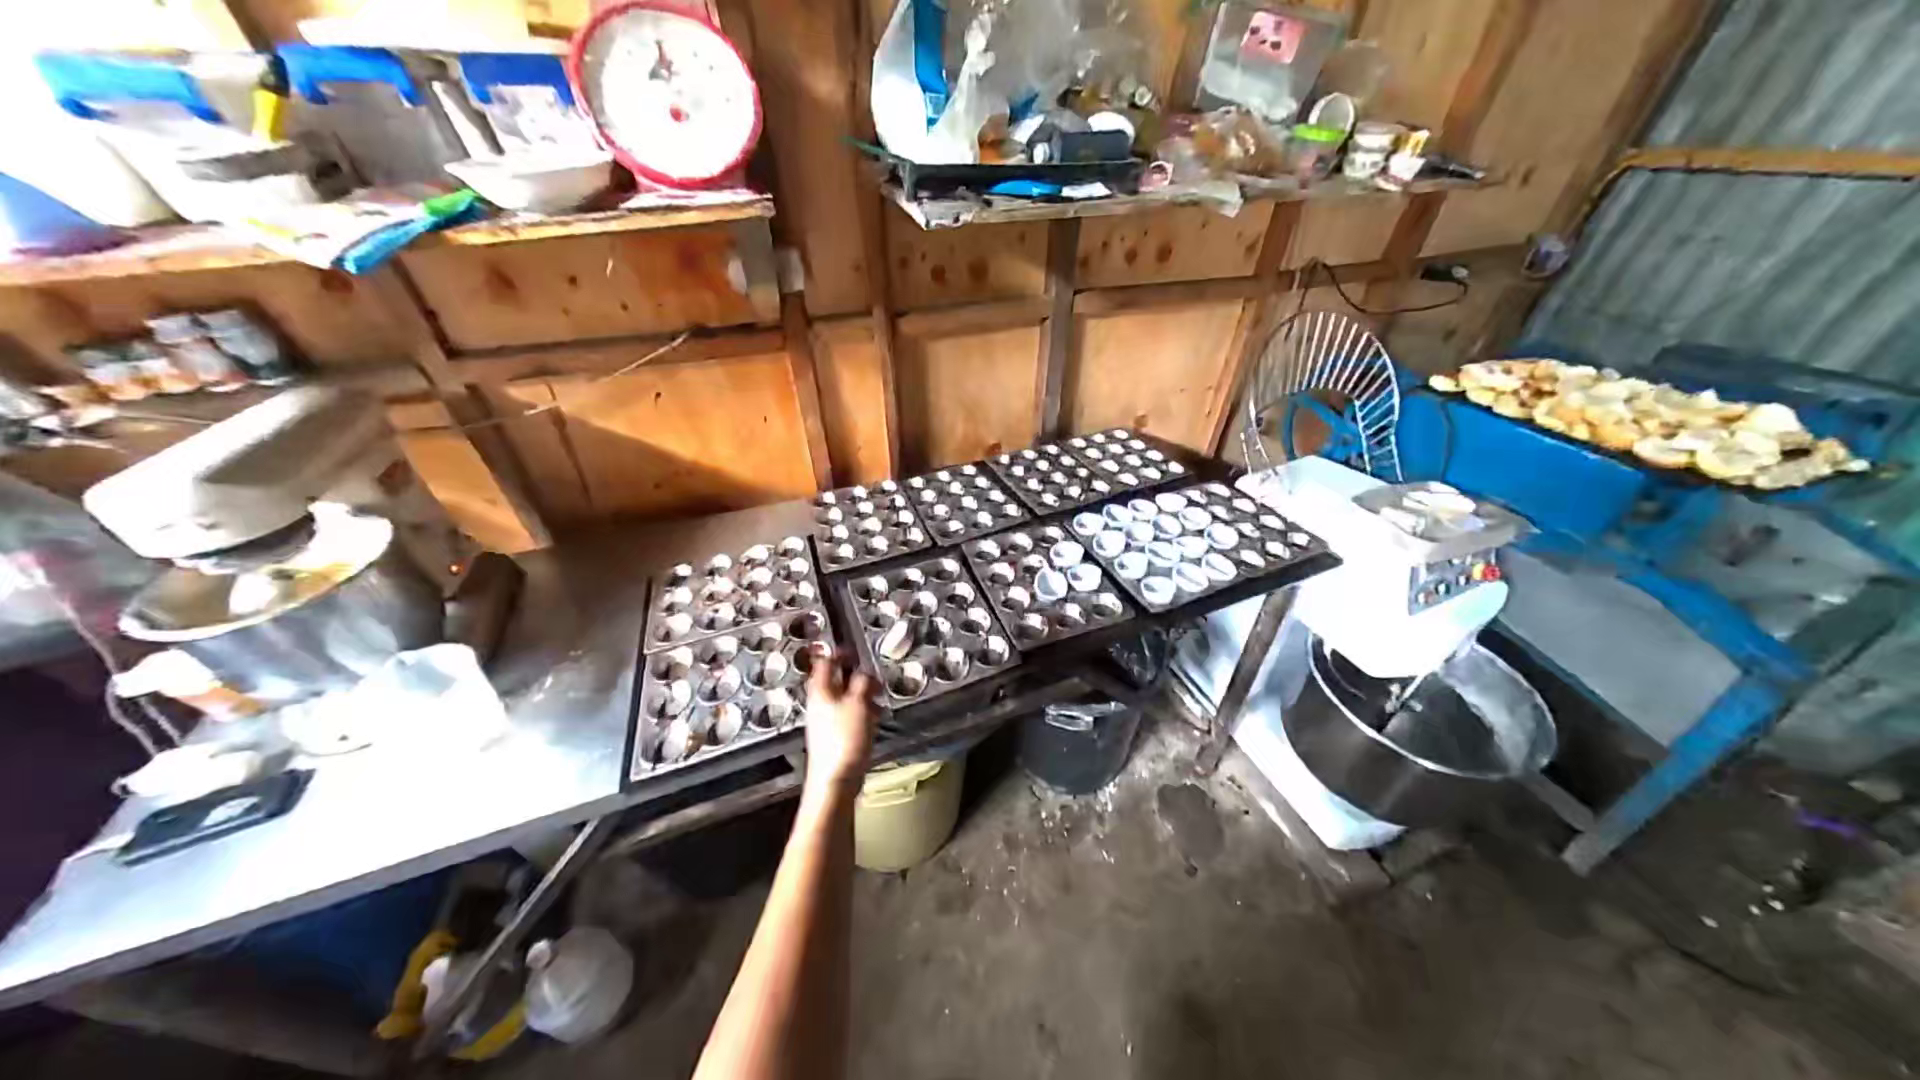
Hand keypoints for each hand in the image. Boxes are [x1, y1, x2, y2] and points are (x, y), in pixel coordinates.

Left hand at [804, 653, 874, 790]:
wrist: (835, 780)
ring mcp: (825, 721)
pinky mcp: (833, 737)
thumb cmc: (844, 739)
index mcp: (821, 690)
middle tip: (873, 679)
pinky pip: (848, 716)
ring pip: (844, 699)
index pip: (826, 662)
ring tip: (878, 700)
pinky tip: (873, 720)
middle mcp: (819, 703)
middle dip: (856, 677)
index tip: (854, 650)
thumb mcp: (859, 703)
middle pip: (836, 681)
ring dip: (862, 696)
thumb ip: (863, 683)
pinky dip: (861, 713)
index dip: (840, 653)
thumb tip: (865, 673)